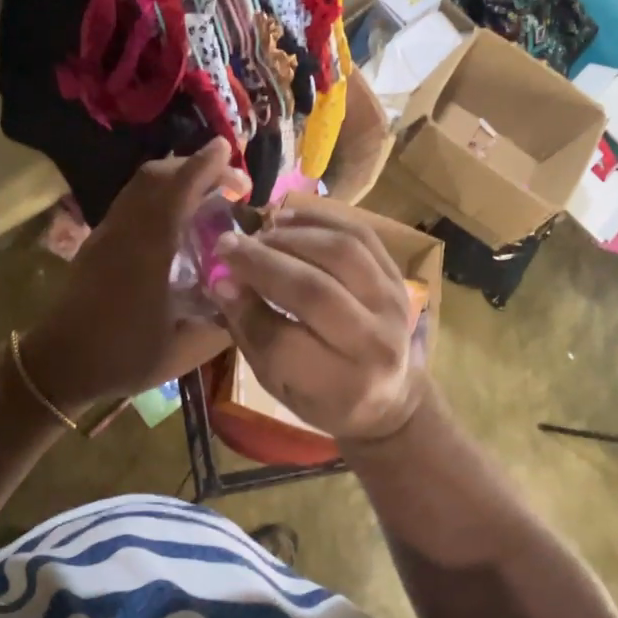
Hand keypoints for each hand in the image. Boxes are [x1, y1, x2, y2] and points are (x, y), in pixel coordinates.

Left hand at [21, 139, 249, 407]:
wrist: (59, 366)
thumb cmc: (123, 357)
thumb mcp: (184, 350)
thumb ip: (223, 320)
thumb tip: (251, 293)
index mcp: (148, 249)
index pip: (178, 190)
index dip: (205, 166)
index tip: (228, 149)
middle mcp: (125, 230)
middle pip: (155, 176)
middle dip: (193, 167)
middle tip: (228, 184)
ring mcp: (106, 234)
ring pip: (138, 186)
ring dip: (173, 179)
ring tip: (206, 197)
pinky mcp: (96, 243)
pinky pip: (130, 201)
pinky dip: (157, 195)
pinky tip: (175, 220)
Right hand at [210, 207, 427, 442]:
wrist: (391, 397)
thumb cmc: (324, 398)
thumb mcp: (280, 384)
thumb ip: (252, 335)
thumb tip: (223, 282)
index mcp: (341, 387)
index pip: (284, 343)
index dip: (245, 308)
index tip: (218, 281)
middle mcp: (375, 345)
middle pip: (316, 291)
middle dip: (263, 263)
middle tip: (227, 245)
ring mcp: (393, 306)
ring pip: (342, 253)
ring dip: (291, 237)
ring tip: (259, 235)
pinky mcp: (399, 278)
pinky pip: (362, 235)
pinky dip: (320, 220)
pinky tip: (286, 220)